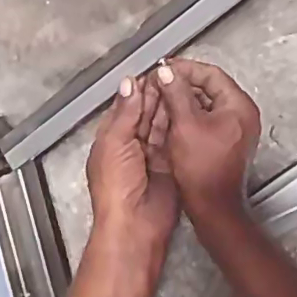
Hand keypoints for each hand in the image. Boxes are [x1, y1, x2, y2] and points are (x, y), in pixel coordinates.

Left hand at [86, 76, 180, 260]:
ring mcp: (151, 155)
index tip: (152, 72)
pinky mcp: (169, 164)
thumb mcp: (115, 143)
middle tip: (170, 74)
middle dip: (155, 95)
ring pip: (160, 124)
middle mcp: (130, 145)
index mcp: (110, 140)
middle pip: (144, 114)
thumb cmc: (116, 187)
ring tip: (180, 84)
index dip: (137, 90)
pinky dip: (179, 123)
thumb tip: (129, 83)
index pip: (124, 108)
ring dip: (168, 105)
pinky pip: (174, 139)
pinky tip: (186, 106)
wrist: (136, 224)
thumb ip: (125, 112)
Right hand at [153, 58, 261, 219]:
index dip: (186, 69)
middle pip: (210, 88)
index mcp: (239, 106)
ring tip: (164, 99)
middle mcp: (243, 116)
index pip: (211, 74)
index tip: (167, 69)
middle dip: (183, 84)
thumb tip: (168, 73)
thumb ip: (176, 94)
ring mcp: (237, 130)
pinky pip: (208, 120)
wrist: (212, 206)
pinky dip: (190, 116)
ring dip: (185, 100)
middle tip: (162, 82)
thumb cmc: (204, 172)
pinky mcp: (228, 143)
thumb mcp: (185, 125)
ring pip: (207, 104)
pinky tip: (172, 120)